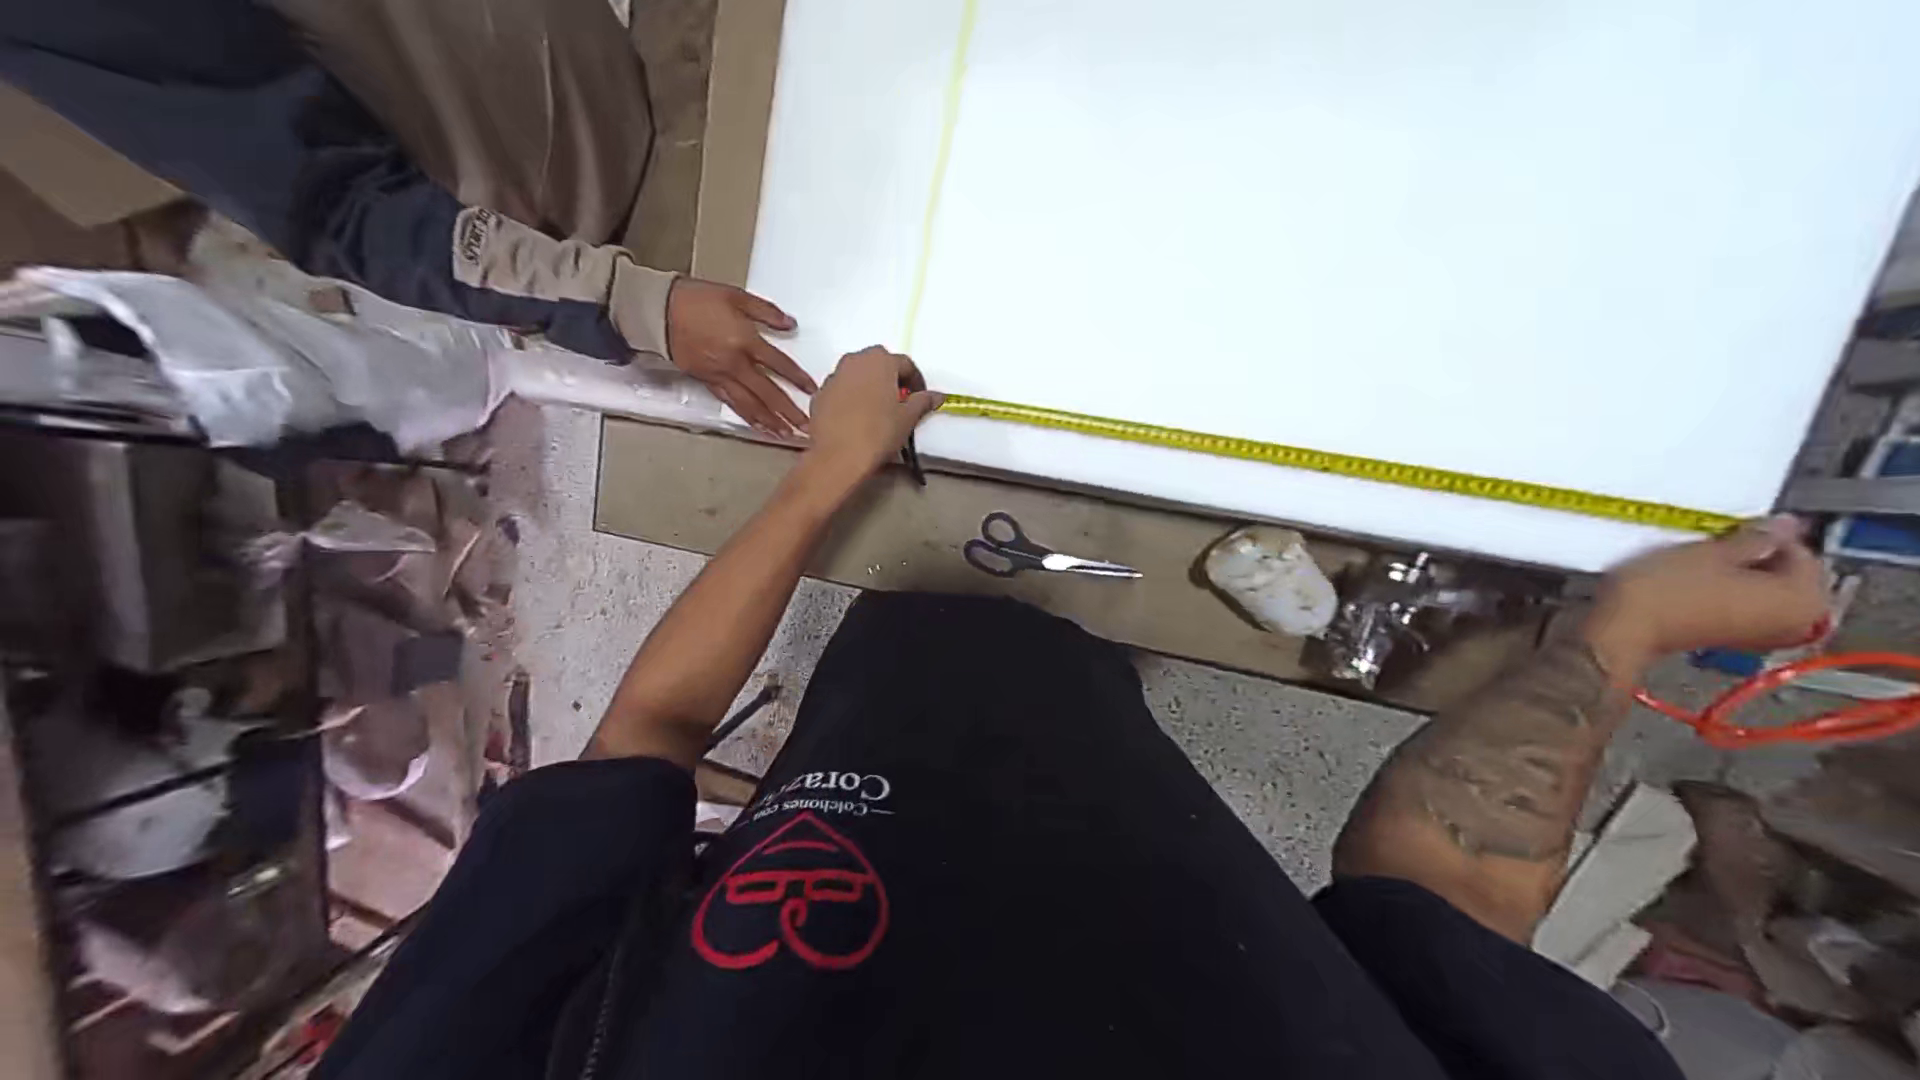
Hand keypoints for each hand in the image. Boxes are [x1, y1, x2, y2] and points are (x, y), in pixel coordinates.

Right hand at [666, 279, 817, 434]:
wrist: (658, 311)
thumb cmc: (694, 299)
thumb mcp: (736, 296)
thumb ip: (766, 312)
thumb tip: (790, 324)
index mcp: (745, 341)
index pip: (779, 364)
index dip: (798, 378)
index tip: (813, 391)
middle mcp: (735, 363)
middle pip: (768, 393)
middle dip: (789, 412)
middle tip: (806, 426)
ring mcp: (721, 375)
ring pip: (751, 404)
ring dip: (770, 421)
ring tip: (786, 434)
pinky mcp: (708, 382)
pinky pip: (732, 403)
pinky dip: (748, 416)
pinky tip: (759, 425)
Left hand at [801, 346, 942, 483]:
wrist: (838, 457)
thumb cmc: (879, 433)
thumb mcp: (908, 418)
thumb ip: (923, 401)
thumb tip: (937, 395)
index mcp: (880, 361)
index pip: (905, 364)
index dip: (916, 381)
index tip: (921, 398)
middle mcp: (854, 361)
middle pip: (879, 363)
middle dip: (891, 378)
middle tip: (900, 401)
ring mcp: (834, 377)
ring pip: (857, 375)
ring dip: (870, 386)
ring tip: (877, 410)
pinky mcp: (819, 395)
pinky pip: (841, 390)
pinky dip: (851, 398)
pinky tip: (857, 418)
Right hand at [1582, 515, 1829, 675]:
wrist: (1621, 630)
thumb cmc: (1666, 590)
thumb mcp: (1707, 553)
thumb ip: (1753, 538)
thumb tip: (1785, 525)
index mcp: (1805, 599)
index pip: (1799, 552)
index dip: (1762, 535)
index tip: (1728, 529)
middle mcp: (1796, 622)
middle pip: (1780, 575)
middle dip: (1750, 558)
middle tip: (1709, 547)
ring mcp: (1761, 635)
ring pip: (1757, 590)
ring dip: (1733, 575)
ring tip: (1695, 564)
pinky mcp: (1728, 639)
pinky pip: (1738, 606)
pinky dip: (1721, 592)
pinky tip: (1690, 585)